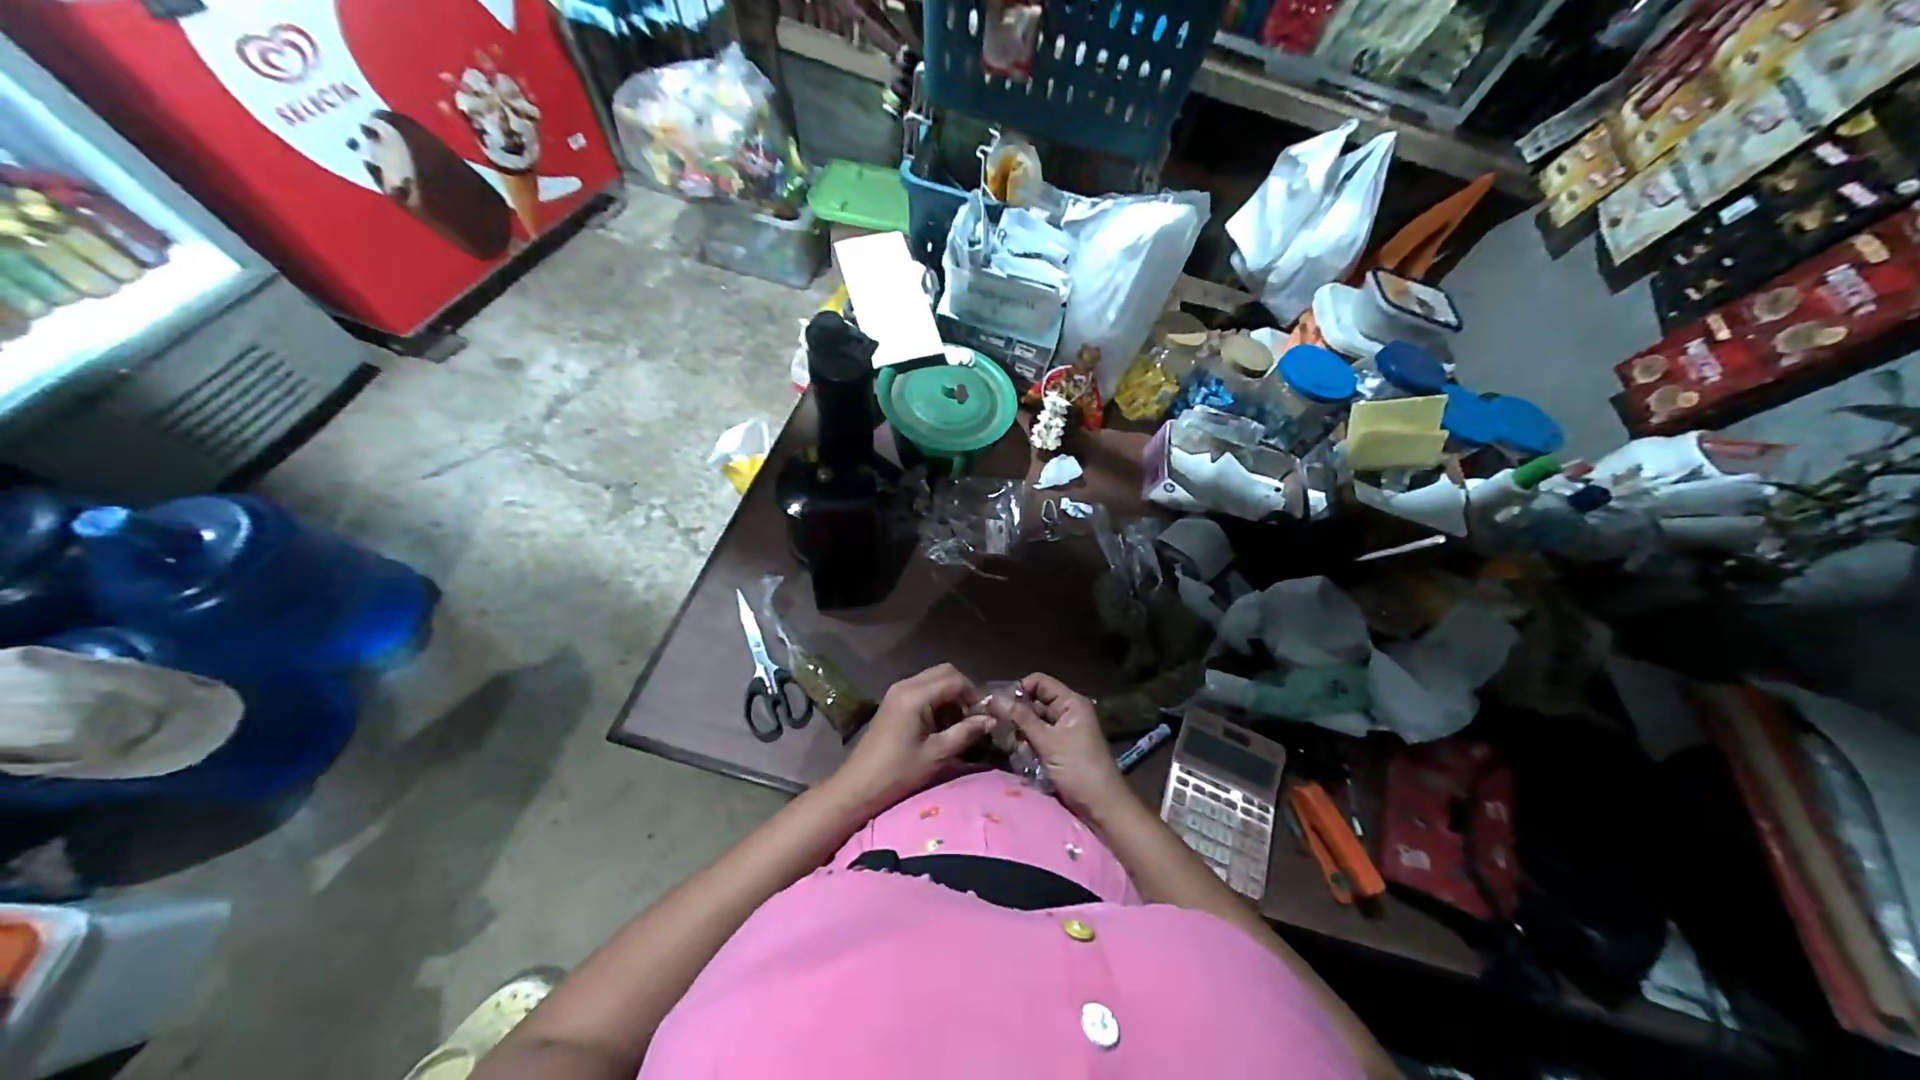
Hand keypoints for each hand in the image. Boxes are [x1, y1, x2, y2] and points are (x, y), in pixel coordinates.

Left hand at [827, 664, 992, 814]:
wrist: (859, 785)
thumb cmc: (899, 772)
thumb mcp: (937, 754)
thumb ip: (966, 732)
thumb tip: (991, 720)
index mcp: (915, 695)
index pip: (955, 679)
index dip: (974, 695)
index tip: (984, 716)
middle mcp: (906, 685)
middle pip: (945, 672)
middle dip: (963, 691)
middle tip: (973, 717)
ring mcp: (897, 691)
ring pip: (934, 679)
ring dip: (950, 695)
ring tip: (959, 723)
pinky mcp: (894, 700)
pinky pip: (923, 689)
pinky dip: (937, 700)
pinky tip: (941, 724)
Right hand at [994, 672, 1132, 820]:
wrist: (1101, 805)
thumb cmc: (1079, 768)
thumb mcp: (1048, 741)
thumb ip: (1022, 718)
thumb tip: (996, 699)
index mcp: (1070, 702)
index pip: (1039, 682)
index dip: (1019, 689)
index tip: (1000, 704)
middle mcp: (1066, 711)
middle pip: (1034, 701)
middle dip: (1017, 713)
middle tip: (998, 725)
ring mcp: (1063, 730)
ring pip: (1033, 721)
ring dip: (1021, 732)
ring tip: (1014, 744)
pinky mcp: (1058, 747)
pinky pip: (1037, 737)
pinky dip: (1028, 744)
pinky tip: (1022, 754)